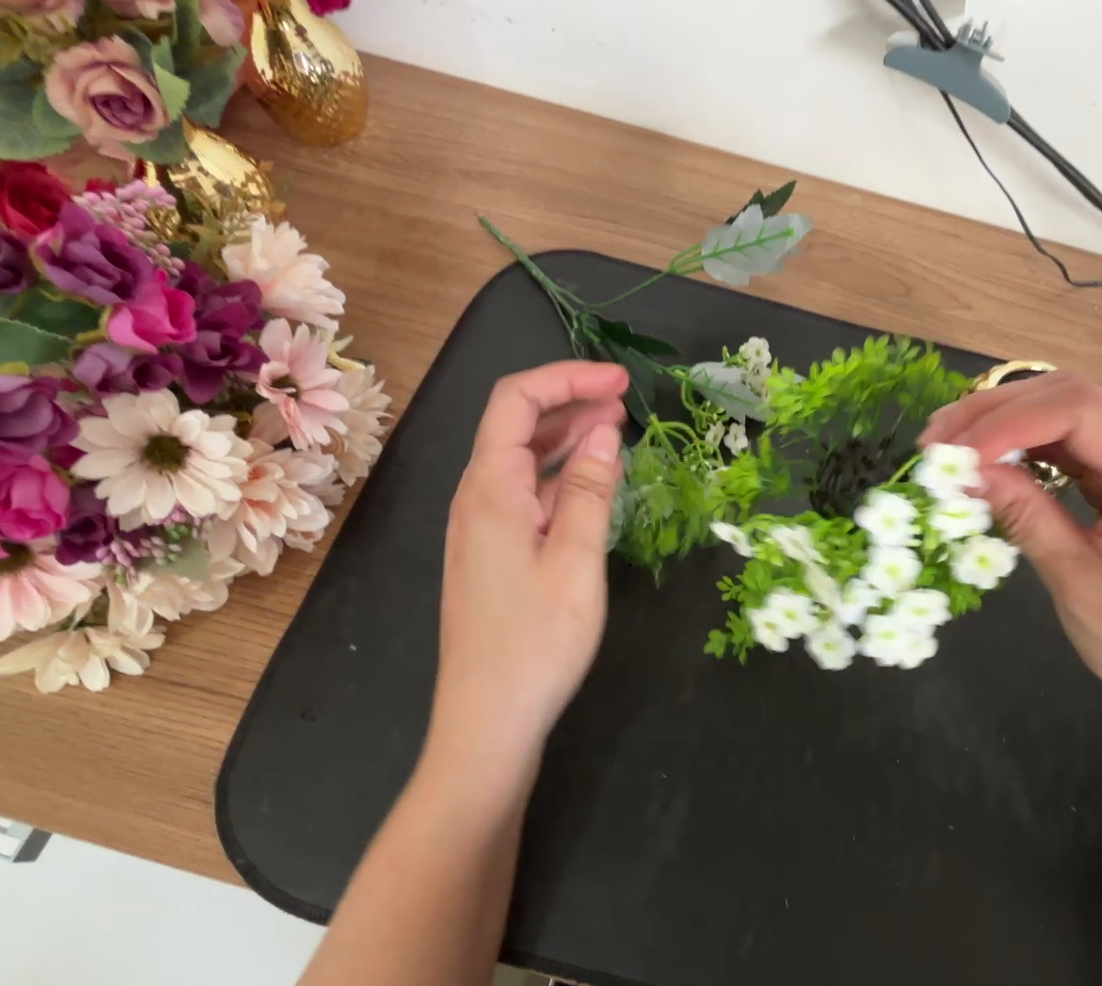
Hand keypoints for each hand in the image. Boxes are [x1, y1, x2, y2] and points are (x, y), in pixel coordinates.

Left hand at [433, 361, 627, 763]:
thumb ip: (592, 490)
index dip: (568, 378)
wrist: (487, 722)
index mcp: (488, 489)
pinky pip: (523, 493)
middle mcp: (475, 498)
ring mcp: (480, 528)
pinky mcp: (491, 554)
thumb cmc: (536, 643)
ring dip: (565, 437)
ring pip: (519, 459)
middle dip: (569, 401)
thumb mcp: (576, 561)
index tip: (622, 382)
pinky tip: (592, 483)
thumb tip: (605, 430)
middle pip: (514, 424)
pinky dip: (559, 475)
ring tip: (616, 429)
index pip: (516, 401)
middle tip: (626, 401)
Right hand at [921, 372, 1101, 750]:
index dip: (1006, 421)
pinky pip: (1081, 444)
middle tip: (936, 439)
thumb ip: (1023, 512)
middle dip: (999, 412)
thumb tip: (964, 469)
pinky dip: (1031, 447)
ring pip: (1073, 414)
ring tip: (952, 445)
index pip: (1080, 411)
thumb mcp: (1076, 580)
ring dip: (1009, 424)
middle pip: (1075, 398)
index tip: (950, 452)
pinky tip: (991, 459)